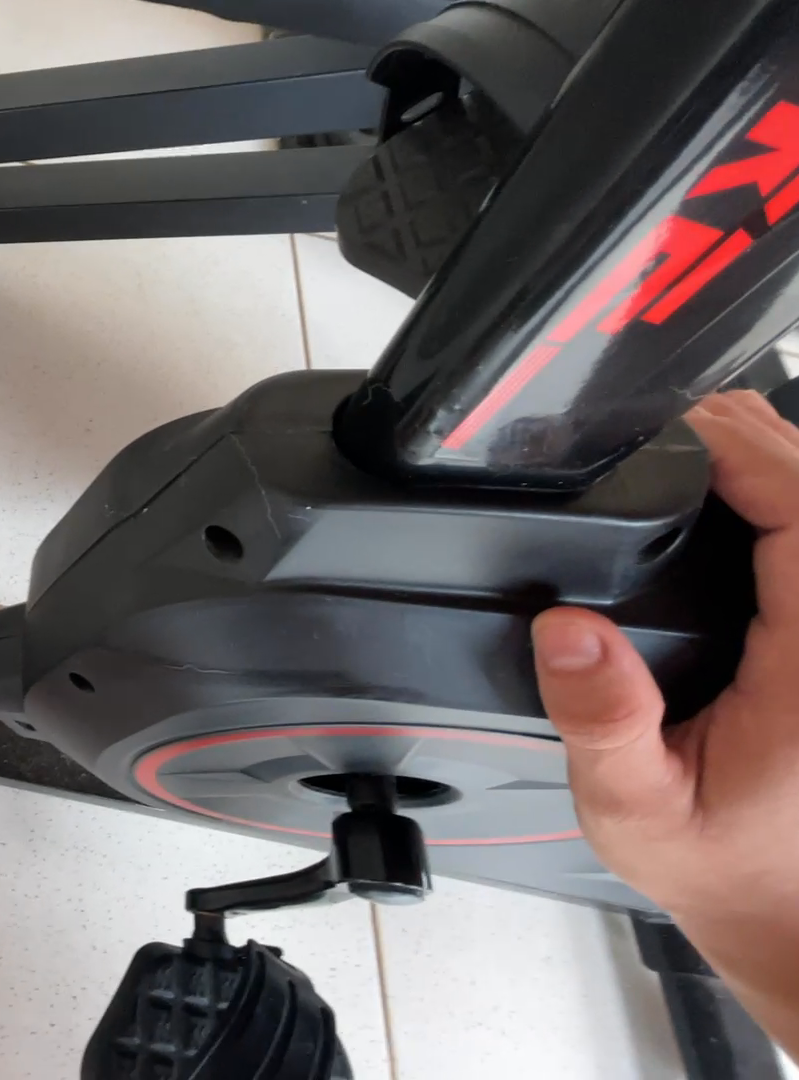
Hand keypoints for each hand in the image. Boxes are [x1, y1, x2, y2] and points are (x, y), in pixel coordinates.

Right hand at [531, 389, 798, 1050]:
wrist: (783, 907)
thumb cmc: (713, 860)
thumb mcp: (631, 804)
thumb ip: (601, 719)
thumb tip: (566, 628)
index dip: (764, 463)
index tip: (699, 421)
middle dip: (774, 451)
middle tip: (694, 410)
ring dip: (785, 476)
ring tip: (712, 436)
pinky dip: (783, 517)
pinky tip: (743, 500)